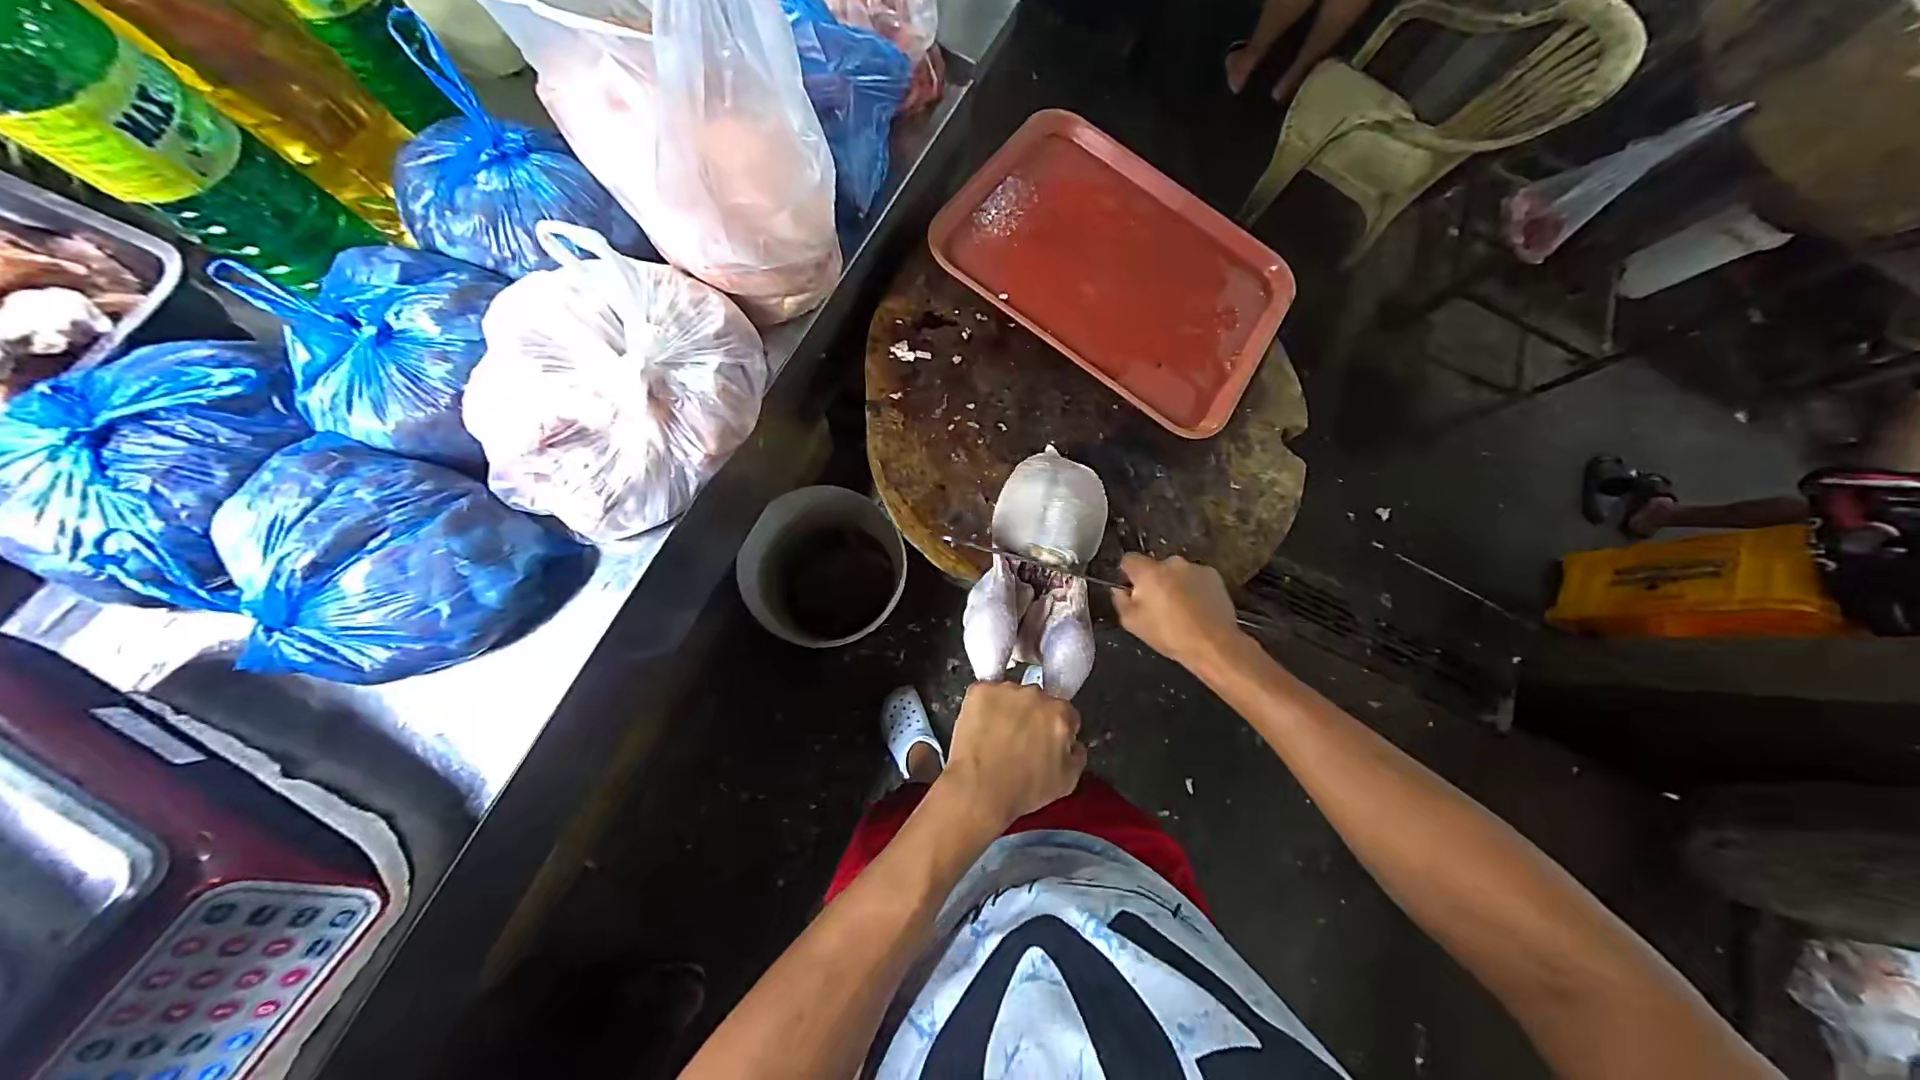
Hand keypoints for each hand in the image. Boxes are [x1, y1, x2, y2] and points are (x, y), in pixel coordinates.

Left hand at [941, 682, 1085, 825]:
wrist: (980, 789)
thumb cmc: (1020, 788)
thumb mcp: (1066, 782)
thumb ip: (1077, 755)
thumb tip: (1075, 745)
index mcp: (1060, 714)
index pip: (1065, 712)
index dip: (1055, 728)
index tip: (1046, 739)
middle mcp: (1036, 696)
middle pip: (1037, 700)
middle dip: (1031, 716)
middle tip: (1020, 740)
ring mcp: (1006, 691)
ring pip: (1010, 695)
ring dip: (1007, 710)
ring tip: (996, 738)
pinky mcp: (980, 691)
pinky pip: (985, 693)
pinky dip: (983, 707)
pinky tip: (982, 729)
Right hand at [1113, 554, 1245, 670]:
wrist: (1213, 644)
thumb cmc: (1169, 634)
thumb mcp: (1133, 623)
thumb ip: (1120, 601)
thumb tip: (1119, 590)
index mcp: (1149, 572)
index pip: (1129, 559)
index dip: (1127, 574)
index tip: (1131, 590)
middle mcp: (1172, 564)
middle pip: (1154, 567)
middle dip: (1153, 582)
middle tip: (1156, 606)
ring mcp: (1195, 568)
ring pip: (1176, 573)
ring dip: (1174, 585)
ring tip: (1180, 610)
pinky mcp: (1214, 576)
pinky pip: (1195, 578)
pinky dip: (1193, 588)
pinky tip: (1196, 609)